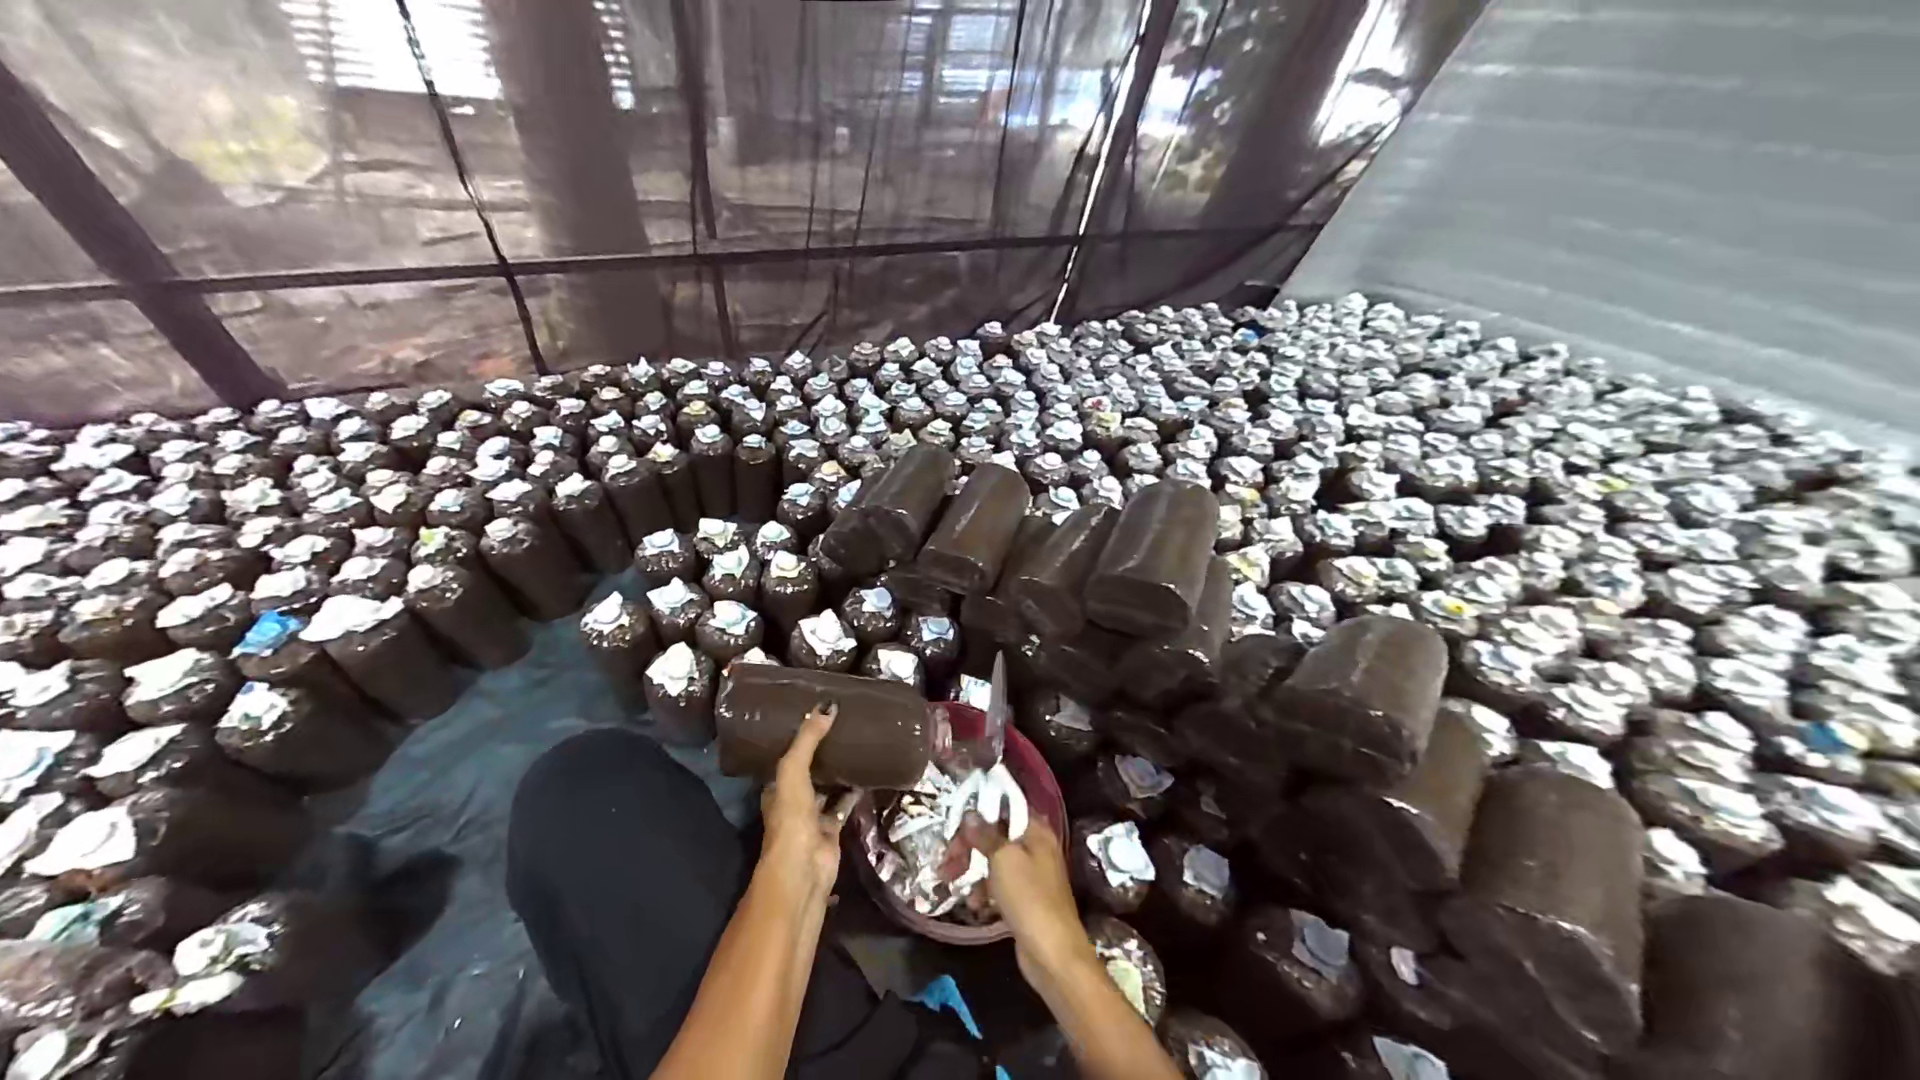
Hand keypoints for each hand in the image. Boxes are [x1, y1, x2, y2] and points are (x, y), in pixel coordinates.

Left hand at [759, 702, 858, 897]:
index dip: (799, 739)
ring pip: (827, 787)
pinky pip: (844, 804)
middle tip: (841, 727)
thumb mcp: (793, 770)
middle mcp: (792, 801)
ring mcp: (812, 817)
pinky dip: (854, 792)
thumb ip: (809, 739)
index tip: (816, 718)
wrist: (803, 867)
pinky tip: (868, 774)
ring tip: (857, 744)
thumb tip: (828, 705)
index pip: (786, 757)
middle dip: (821, 753)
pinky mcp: (832, 829)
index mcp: (776, 787)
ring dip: (838, 771)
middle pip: (808, 771)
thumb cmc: (791, 816)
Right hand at [969, 817, 1097, 992]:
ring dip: (973, 871)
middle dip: (969, 846)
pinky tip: (975, 905)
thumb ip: (986, 835)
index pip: (1006, 808)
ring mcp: (1031, 874)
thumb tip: (971, 814)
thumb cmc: (1029, 897)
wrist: (1052, 953)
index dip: (981, 813)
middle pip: (996, 835)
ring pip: (994, 862)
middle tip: (947, 861)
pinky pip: (999, 885)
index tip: (957, 826)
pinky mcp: (1024, 899)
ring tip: (953, 883)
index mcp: (1037, 830)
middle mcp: (1036, 847)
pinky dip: (984, 891)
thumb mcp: (1003, 859)